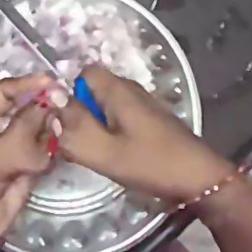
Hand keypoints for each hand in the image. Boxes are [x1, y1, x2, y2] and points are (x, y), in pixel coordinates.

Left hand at [0, 74, 61, 237]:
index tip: (52, 82)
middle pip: (29, 105)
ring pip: (42, 126)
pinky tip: (50, 154)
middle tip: (63, 107)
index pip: (7, 89)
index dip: (28, 83)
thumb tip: (51, 103)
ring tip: (56, 135)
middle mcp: (1, 126)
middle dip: (45, 106)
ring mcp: (16, 145)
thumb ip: (25, 128)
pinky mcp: (29, 164)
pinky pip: (46, 148)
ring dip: (50, 129)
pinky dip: (51, 149)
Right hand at [56, 67, 232, 201]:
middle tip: (77, 144)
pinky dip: (111, 132)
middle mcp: (131, 90)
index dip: (69, 93)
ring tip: (95, 153)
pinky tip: (115, 156)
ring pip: (106, 105)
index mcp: (118, 90)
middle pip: (93, 90)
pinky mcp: (151, 120)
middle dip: (80, 113)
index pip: (84, 73)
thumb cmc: (151, 162)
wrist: (199, 178)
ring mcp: (143, 104)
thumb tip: (53, 102)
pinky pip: (120, 117)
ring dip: (95, 126)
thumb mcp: (105, 151)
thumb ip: (75, 128)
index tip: (64, 122)